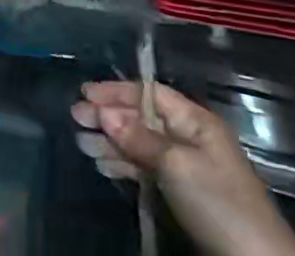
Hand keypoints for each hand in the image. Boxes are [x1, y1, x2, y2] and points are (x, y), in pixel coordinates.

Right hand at [72, 82, 294, 255]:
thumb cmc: (219, 203)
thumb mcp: (178, 165)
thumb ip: (140, 138)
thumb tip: (105, 112)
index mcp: (195, 121)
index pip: (150, 94)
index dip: (117, 91)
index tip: (84, 94)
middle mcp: (189, 137)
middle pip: (142, 118)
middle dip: (109, 117)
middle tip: (75, 119)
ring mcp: (186, 167)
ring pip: (141, 145)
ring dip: (112, 142)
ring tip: (82, 143)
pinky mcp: (182, 194)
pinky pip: (146, 170)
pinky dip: (124, 166)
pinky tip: (103, 167)